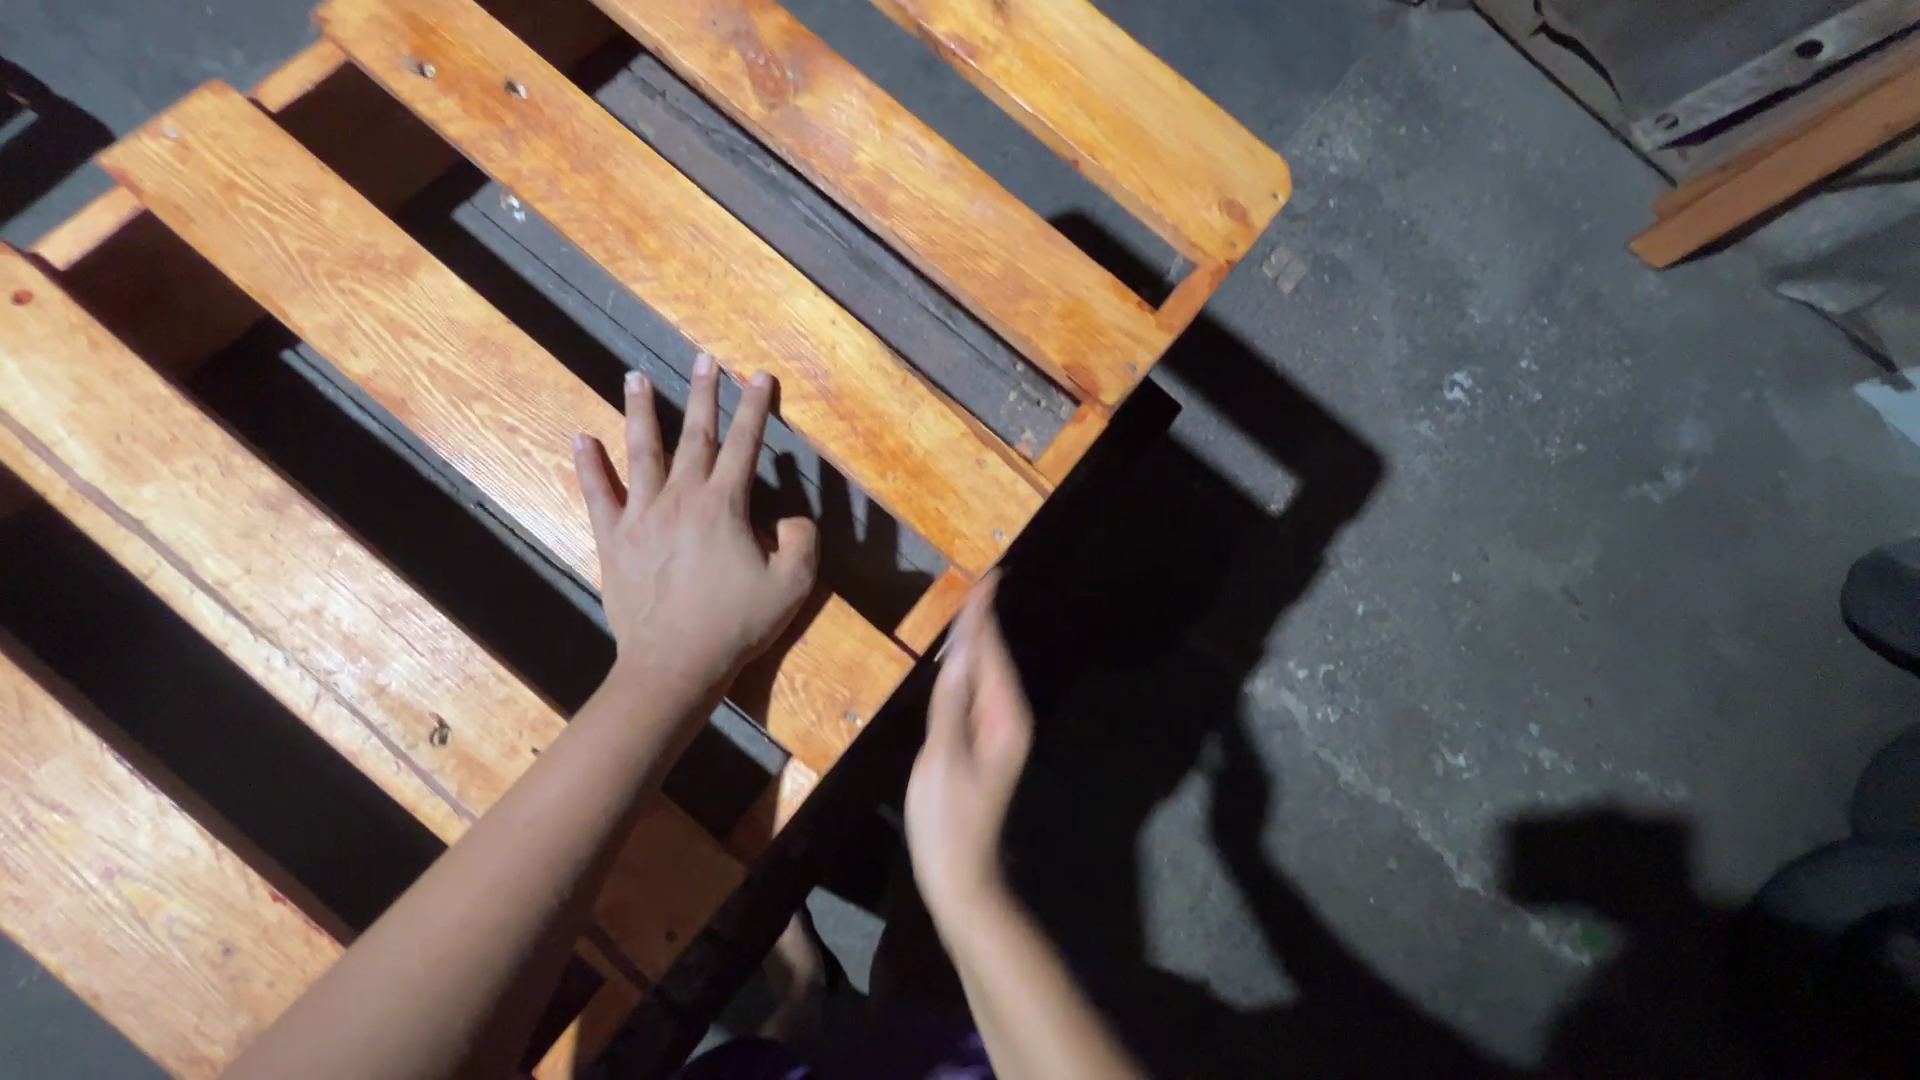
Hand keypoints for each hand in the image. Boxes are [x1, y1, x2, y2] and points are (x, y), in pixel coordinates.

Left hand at [572, 355, 817, 695]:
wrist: (674, 664)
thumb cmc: (737, 624)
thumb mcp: (793, 584)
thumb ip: (801, 540)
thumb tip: (787, 518)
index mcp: (724, 505)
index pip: (745, 444)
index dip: (756, 408)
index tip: (759, 376)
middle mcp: (681, 498)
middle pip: (696, 437)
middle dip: (704, 395)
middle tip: (704, 359)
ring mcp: (641, 516)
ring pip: (642, 452)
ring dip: (642, 412)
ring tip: (635, 376)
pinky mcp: (613, 539)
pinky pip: (598, 494)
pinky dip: (588, 466)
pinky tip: (581, 439)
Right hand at [905, 572, 1033, 924]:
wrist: (960, 873)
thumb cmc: (947, 819)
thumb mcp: (943, 756)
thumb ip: (951, 700)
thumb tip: (961, 650)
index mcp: (1003, 718)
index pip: (991, 655)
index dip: (985, 617)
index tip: (988, 579)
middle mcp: (1008, 719)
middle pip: (993, 661)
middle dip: (983, 623)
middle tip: (976, 584)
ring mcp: (998, 732)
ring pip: (985, 676)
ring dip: (976, 643)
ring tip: (967, 608)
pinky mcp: (984, 743)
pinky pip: (976, 694)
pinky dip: (966, 670)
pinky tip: (956, 659)